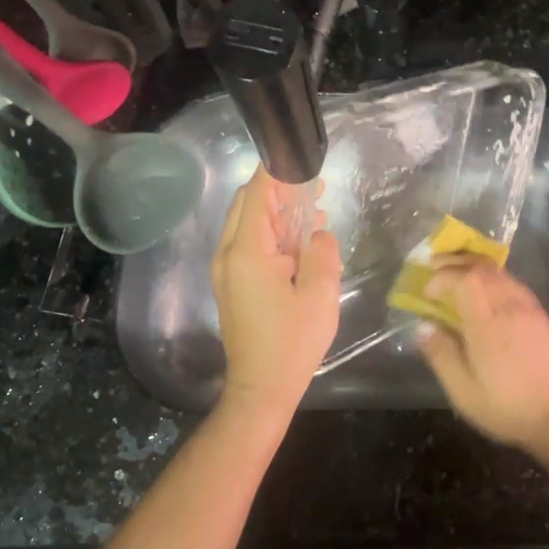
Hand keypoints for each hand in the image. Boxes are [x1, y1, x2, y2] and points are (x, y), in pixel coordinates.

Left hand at [211, 168, 341, 415]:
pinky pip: (249, 245)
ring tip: (314, 212)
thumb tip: (317, 231)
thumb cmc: (292, 342)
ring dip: (277, 214)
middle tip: (315, 187)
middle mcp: (228, 255)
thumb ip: (321, 251)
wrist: (261, 389)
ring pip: (248, 225)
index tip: (300, 159)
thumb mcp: (320, 293)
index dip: (277, 173)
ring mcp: (227, 271)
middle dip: (279, 191)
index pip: (256, 194)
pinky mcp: (232, 285)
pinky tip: (301, 243)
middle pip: (248, 205)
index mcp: (247, 252)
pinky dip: (272, 235)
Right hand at [418, 257, 548, 450]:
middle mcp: (510, 306)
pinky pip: (512, 282)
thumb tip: (423, 326)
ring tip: (455, 272)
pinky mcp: (540, 314)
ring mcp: (529, 307)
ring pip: (499, 271)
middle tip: (434, 264)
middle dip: (456, 261)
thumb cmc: (507, 407)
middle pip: (482, 267)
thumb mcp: (464, 391)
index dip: (442, 277)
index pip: (465, 278)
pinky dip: (492, 276)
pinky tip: (484, 289)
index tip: (427, 292)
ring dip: (474, 265)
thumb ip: (442, 355)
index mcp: (488, 323)